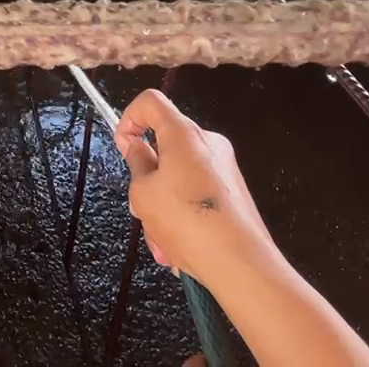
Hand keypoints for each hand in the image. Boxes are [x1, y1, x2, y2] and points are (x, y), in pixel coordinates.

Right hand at [114, 88, 272, 276]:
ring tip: (161, 243)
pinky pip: (198, 195)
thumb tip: (135, 146)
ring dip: (164, 205)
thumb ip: (137, 163)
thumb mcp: (144, 193)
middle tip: (140, 209)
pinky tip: (180, 250)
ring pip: (180, 177)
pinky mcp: (235, 195)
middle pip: (166, 145)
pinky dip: (184, 215)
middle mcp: (208, 143)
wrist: (244, 267)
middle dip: (148, 178)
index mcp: (184, 134)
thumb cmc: (187, 222)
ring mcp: (225, 169)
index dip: (129, 118)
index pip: (150, 101)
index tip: (124, 148)